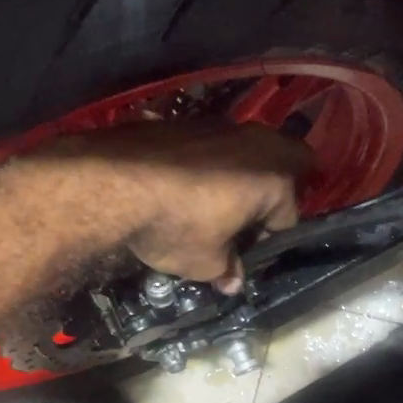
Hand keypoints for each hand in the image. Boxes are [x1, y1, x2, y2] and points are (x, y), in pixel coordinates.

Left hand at [22, 121, 311, 292]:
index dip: (268, 243)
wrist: (113, 180)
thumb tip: (232, 282)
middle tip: (250, 218)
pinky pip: (210, 144)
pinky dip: (205, 163)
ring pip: (247, 150)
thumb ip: (225, 270)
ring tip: (211, 204)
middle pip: (286, 163)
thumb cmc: (174, 225)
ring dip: (238, 174)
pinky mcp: (186, 120)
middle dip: (276, 189)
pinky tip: (179, 184)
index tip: (246, 257)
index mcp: (274, 180)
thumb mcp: (203, 262)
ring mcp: (221, 126)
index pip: (289, 217)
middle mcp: (257, 145)